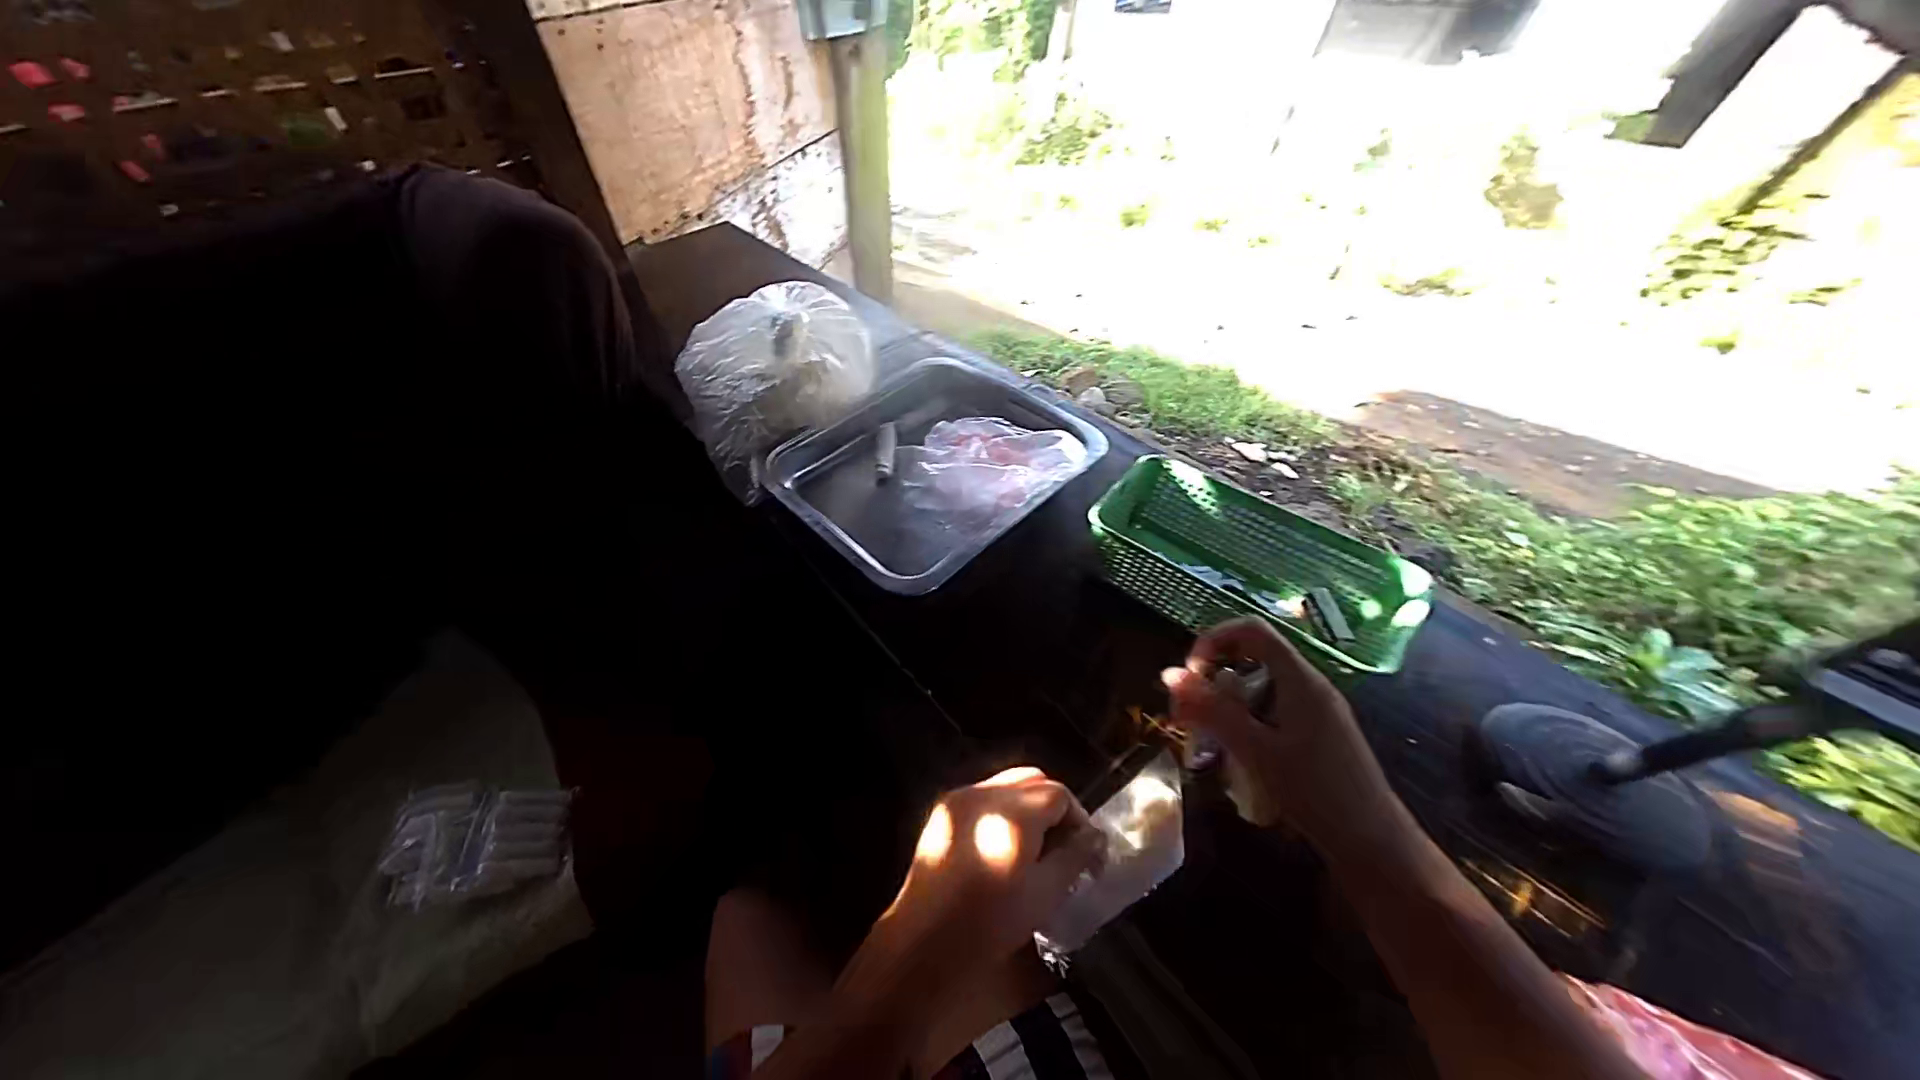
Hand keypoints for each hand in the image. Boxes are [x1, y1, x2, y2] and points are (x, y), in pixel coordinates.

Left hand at [843, 767, 1105, 1005]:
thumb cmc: (989, 925)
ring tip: (1036, 847)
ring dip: (1029, 806)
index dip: (1079, 820)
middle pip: (1033, 780)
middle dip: (1054, 807)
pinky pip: (985, 795)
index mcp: (1011, 814)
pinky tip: (1004, 845)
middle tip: (1065, 846)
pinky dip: (1003, 809)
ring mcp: (960, 798)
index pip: (1058, 794)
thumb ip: (1074, 856)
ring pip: (1008, 784)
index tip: (1087, 854)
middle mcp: (984, 794)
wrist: (923, 943)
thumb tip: (1094, 836)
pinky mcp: (944, 809)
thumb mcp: (1044, 895)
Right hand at [1162, 617, 1397, 844]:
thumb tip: (1168, 674)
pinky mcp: (1316, 731)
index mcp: (1300, 679)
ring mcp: (1315, 709)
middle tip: (1186, 710)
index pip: (1251, 630)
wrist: (1376, 845)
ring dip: (1224, 699)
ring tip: (1203, 735)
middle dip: (1212, 673)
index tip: (1190, 675)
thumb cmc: (1316, 793)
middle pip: (1252, 654)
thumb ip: (1212, 710)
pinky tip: (1233, 751)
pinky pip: (1271, 707)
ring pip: (1259, 683)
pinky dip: (1244, 717)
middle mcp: (1309, 685)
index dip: (1213, 639)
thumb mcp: (1255, 751)